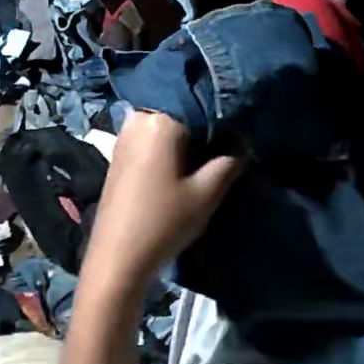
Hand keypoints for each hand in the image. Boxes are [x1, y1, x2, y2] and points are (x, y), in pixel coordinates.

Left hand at [79, 112, 242, 298]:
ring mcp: (124, 137)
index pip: (201, 104)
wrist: (117, 260)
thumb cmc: (164, 222)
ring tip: (210, 155)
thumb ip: (230, 162)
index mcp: (160, 121)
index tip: (242, 132)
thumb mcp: (206, 194)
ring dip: (187, 138)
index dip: (224, 117)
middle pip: (181, 113)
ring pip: (166, 126)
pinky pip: (152, 138)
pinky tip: (184, 166)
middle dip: (204, 126)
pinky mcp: (118, 155)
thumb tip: (245, 144)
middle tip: (229, 144)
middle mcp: (138, 120)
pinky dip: (170, 147)